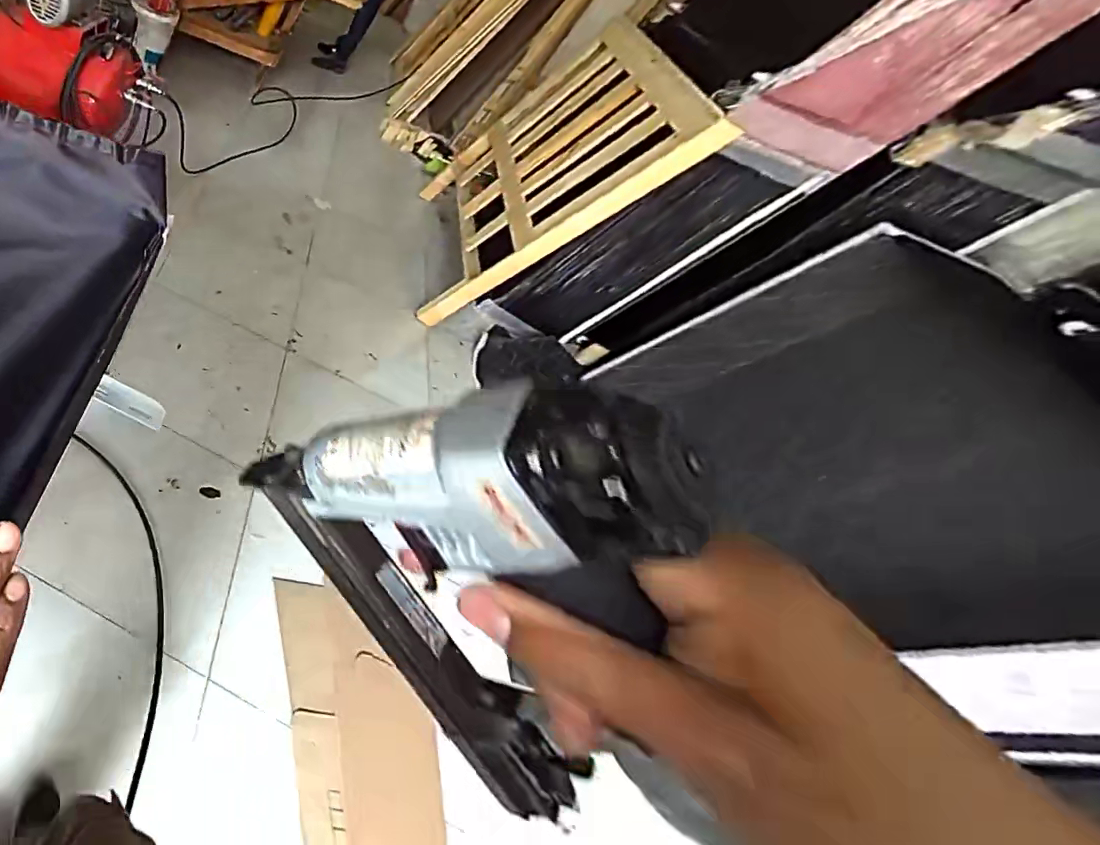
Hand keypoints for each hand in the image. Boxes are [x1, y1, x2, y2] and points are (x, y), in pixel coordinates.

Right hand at [460, 536, 1099, 844]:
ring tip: (598, 728)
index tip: (493, 618)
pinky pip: (658, 627)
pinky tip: (633, 718)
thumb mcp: (691, 735)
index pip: (574, 533)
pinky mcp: (755, 629)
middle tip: (569, 711)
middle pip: (592, 574)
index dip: (522, 571)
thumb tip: (478, 601)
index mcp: (717, 566)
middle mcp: (728, 564)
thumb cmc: (865, 810)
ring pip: (619, 606)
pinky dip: (632, 670)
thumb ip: (574, 659)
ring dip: (593, 664)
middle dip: (563, 641)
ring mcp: (745, 596)